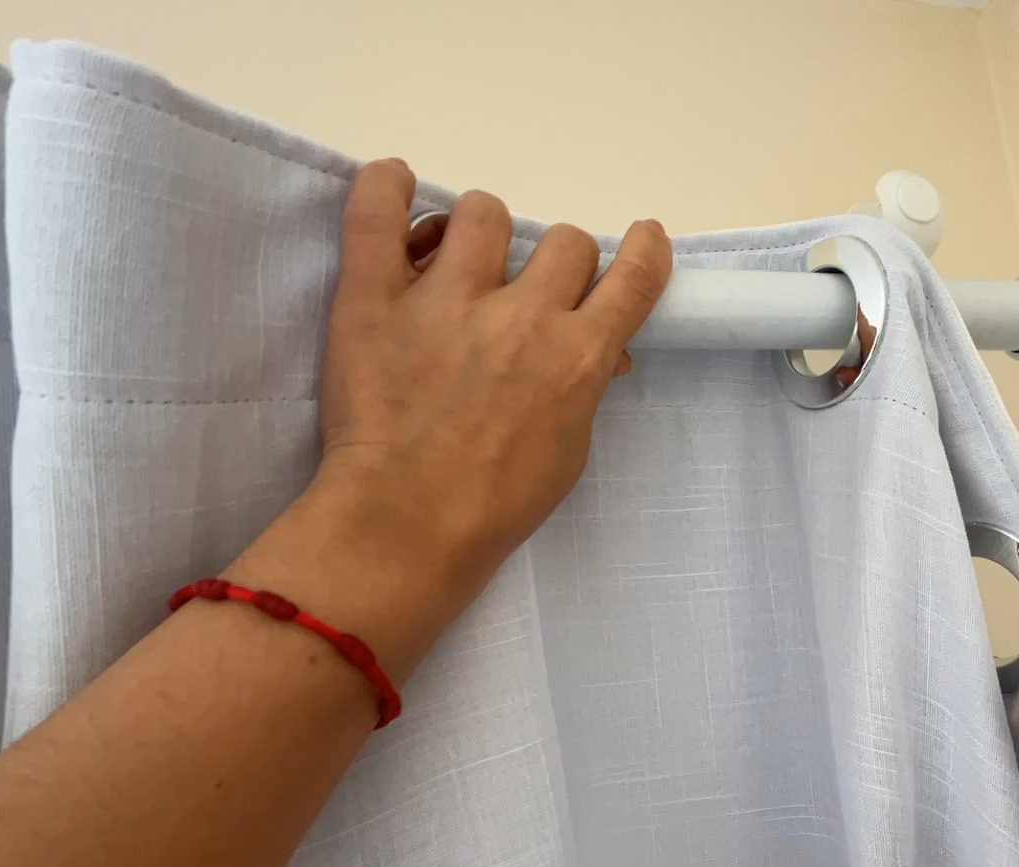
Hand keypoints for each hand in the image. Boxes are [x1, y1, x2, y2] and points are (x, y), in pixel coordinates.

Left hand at [318, 159, 669, 569]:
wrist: (409, 526)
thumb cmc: (502, 502)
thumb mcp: (570, 451)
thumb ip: (585, 389)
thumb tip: (604, 352)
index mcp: (580, 356)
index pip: (633, 278)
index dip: (644, 253)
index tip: (642, 241)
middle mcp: (525, 315)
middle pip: (565, 240)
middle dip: (559, 263)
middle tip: (533, 294)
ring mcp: (447, 299)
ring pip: (484, 212)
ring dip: (484, 234)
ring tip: (461, 265)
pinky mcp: (375, 295)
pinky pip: (377, 208)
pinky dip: (388, 188)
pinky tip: (397, 189)